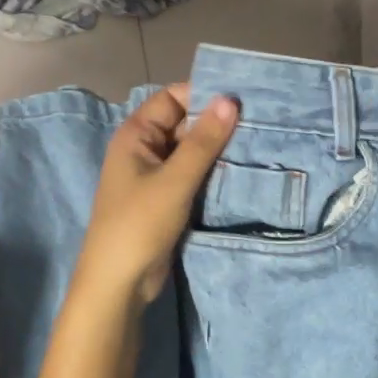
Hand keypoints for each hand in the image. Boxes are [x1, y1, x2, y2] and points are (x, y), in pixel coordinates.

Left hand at [73, 84, 237, 303]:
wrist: (119, 283)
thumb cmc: (139, 224)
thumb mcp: (175, 180)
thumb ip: (203, 141)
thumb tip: (230, 100)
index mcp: (135, 135)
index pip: (172, 98)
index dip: (203, 95)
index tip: (242, 100)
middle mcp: (144, 149)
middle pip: (183, 123)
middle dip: (216, 123)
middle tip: (258, 124)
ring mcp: (154, 176)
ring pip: (191, 151)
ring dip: (217, 150)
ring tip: (257, 145)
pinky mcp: (166, 199)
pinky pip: (192, 175)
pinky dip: (212, 173)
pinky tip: (240, 173)